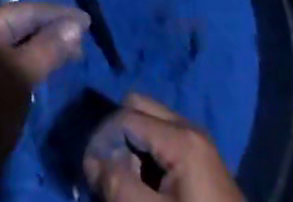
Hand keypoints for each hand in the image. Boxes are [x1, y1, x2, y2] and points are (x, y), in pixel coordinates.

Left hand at [0, 2, 89, 201]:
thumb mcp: (22, 74)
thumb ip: (49, 47)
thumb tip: (76, 25)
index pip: (25, 10)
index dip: (57, 13)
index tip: (87, 20)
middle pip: (21, 22)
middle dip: (53, 27)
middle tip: (85, 38)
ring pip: (19, 39)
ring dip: (46, 43)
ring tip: (75, 52)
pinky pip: (14, 54)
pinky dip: (35, 56)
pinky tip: (52, 63)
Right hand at [85, 94, 244, 201]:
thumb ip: (117, 185)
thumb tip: (92, 161)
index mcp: (181, 138)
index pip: (125, 117)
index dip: (102, 140)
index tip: (91, 171)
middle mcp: (190, 129)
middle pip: (138, 107)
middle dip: (117, 134)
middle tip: (110, 170)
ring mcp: (198, 143)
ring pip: (149, 122)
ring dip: (131, 146)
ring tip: (127, 181)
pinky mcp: (201, 159)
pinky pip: (163, 140)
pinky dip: (147, 155)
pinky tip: (145, 185)